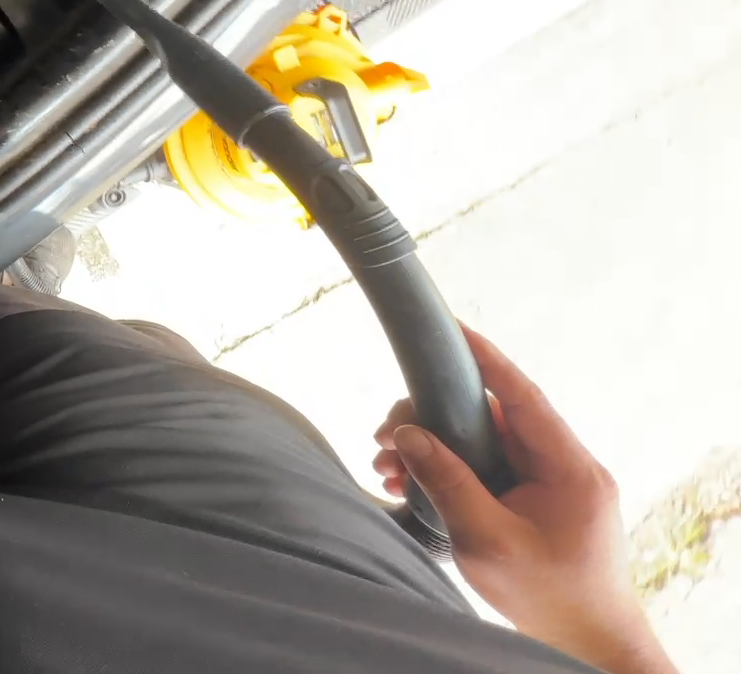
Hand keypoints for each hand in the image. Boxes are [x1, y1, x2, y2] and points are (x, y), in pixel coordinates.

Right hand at [372, 326, 674, 673]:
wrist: (584, 643)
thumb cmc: (546, 594)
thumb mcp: (486, 536)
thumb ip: (444, 477)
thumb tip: (406, 432)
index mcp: (568, 469)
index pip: (521, 394)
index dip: (483, 357)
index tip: (449, 325)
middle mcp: (559, 466)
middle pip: (479, 414)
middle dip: (422, 419)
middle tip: (382, 442)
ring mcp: (543, 481)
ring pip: (469, 437)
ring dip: (421, 446)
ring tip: (386, 469)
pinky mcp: (525, 495)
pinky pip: (472, 462)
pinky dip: (434, 465)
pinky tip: (404, 483)